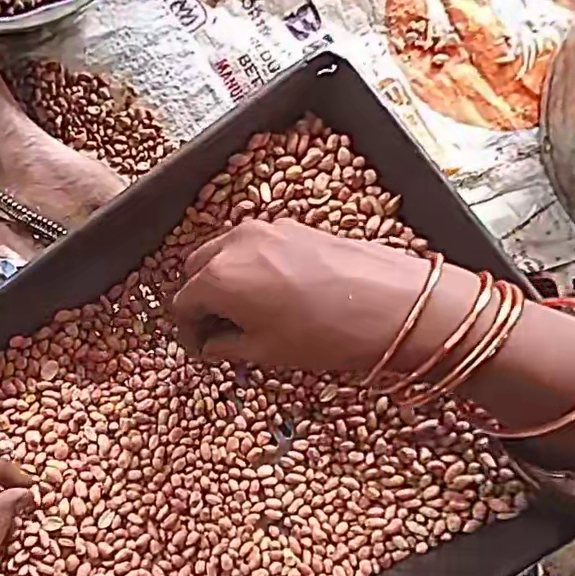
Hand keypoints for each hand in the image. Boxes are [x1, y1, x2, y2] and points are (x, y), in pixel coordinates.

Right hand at [173, 219, 445, 372]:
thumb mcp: (265, 350)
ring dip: (221, 279)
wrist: (392, 303)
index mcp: (218, 278)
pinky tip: (270, 291)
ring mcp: (264, 228)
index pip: (182, 303)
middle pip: (195, 270)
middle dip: (200, 299)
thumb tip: (212, 344)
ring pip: (222, 252)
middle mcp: (234, 244)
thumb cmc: (324, 333)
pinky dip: (247, 265)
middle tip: (217, 329)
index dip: (187, 331)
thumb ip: (225, 346)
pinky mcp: (291, 224)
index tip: (200, 347)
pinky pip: (252, 244)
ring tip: (244, 310)